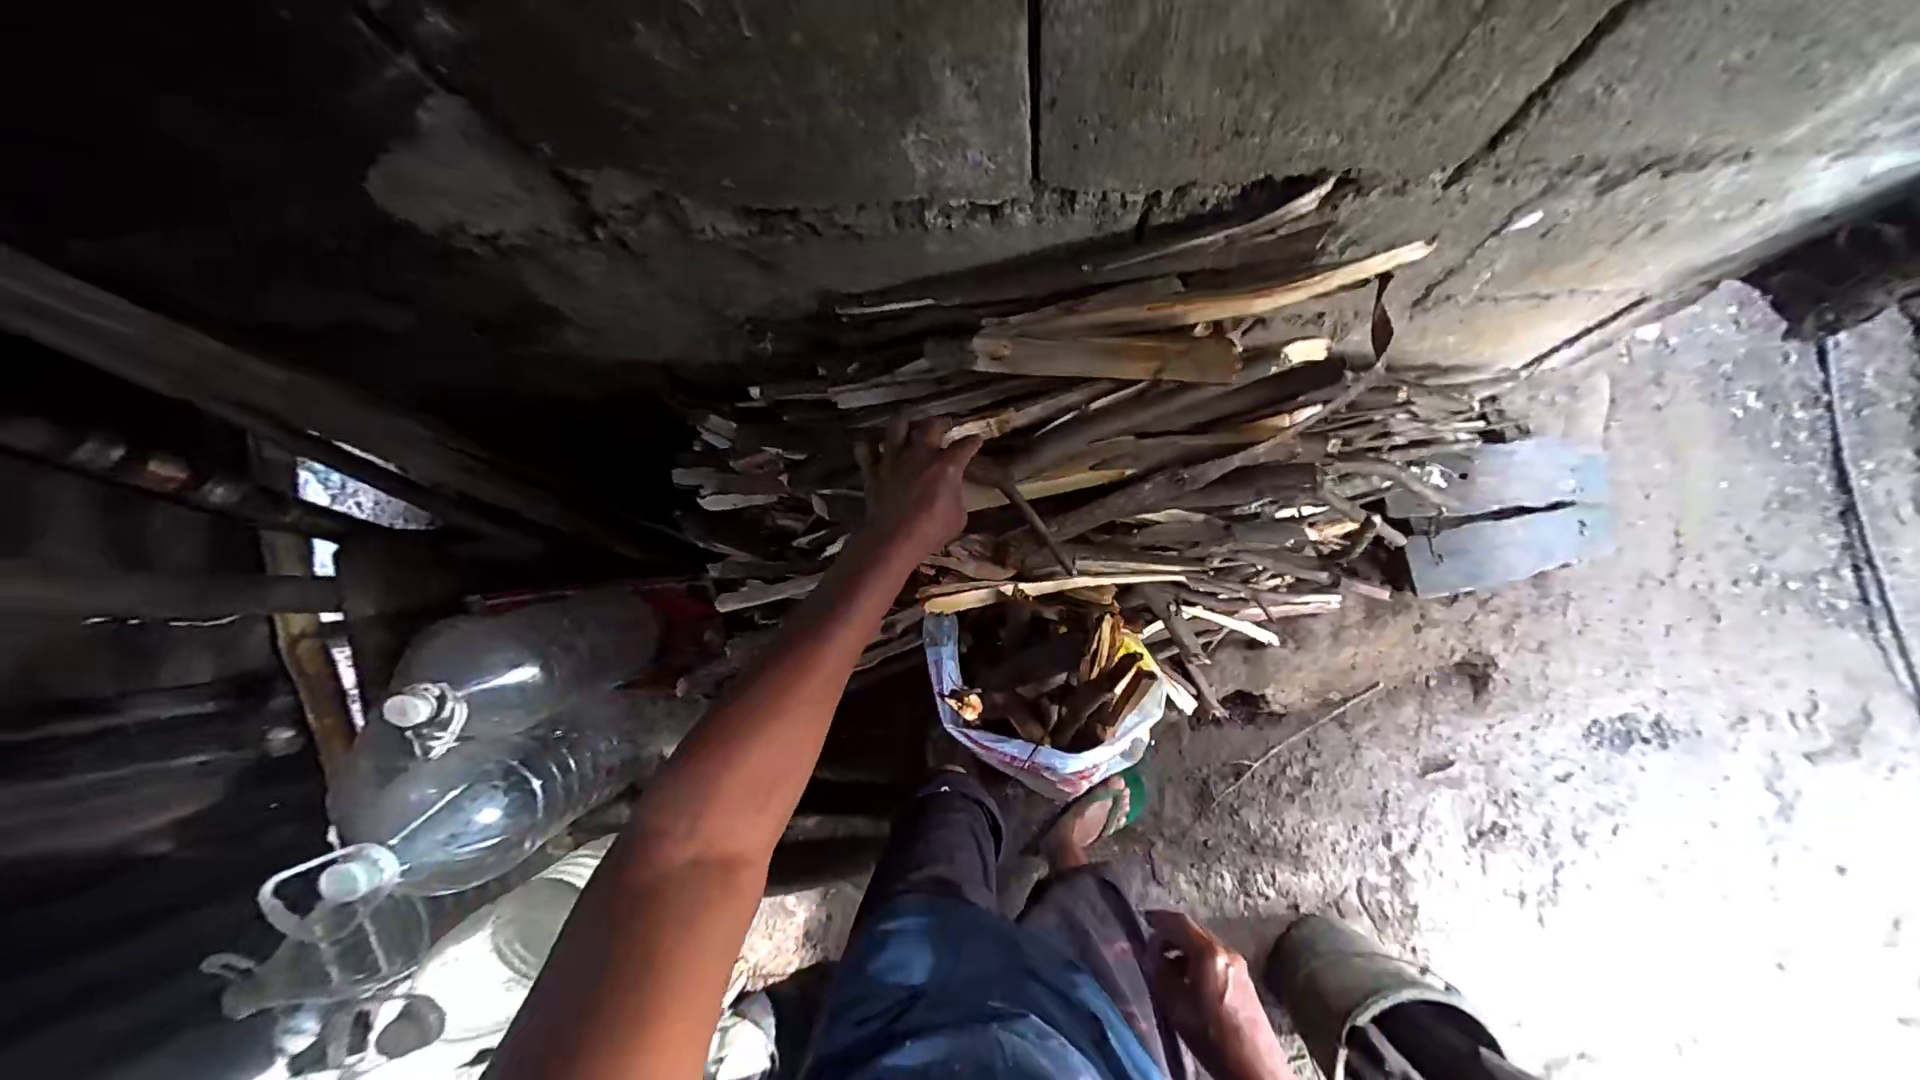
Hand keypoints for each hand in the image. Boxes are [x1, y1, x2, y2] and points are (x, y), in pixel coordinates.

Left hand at [858, 416, 982, 565]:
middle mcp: (920, 454)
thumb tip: (951, 492)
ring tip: (910, 421)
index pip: (965, 446)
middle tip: (945, 423)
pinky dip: (868, 445)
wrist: (894, 539)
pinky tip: (872, 446)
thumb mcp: (958, 516)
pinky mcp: (873, 470)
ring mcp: (894, 459)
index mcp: (946, 465)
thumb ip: (955, 496)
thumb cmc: (932, 530)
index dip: (973, 442)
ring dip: (906, 420)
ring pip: (897, 425)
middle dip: (941, 422)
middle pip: (931, 426)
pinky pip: (865, 449)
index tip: (976, 440)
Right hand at [1146, 910, 1294, 1079]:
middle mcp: (1226, 951)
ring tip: (1167, 968)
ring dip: (1183, 949)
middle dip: (1170, 935)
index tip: (1143, 922)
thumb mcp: (1175, 1006)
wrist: (1256, 1070)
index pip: (1180, 922)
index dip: (1159, 918)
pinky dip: (1197, 961)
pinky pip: (1214, 958)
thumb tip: (1148, 953)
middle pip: (1193, 931)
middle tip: (1152, 948)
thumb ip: (1158, 972)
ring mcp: (1238, 965)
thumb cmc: (1212, 1037)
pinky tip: (1188, 981)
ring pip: (1203, 945)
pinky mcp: (1244, 979)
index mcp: (1209, 953)